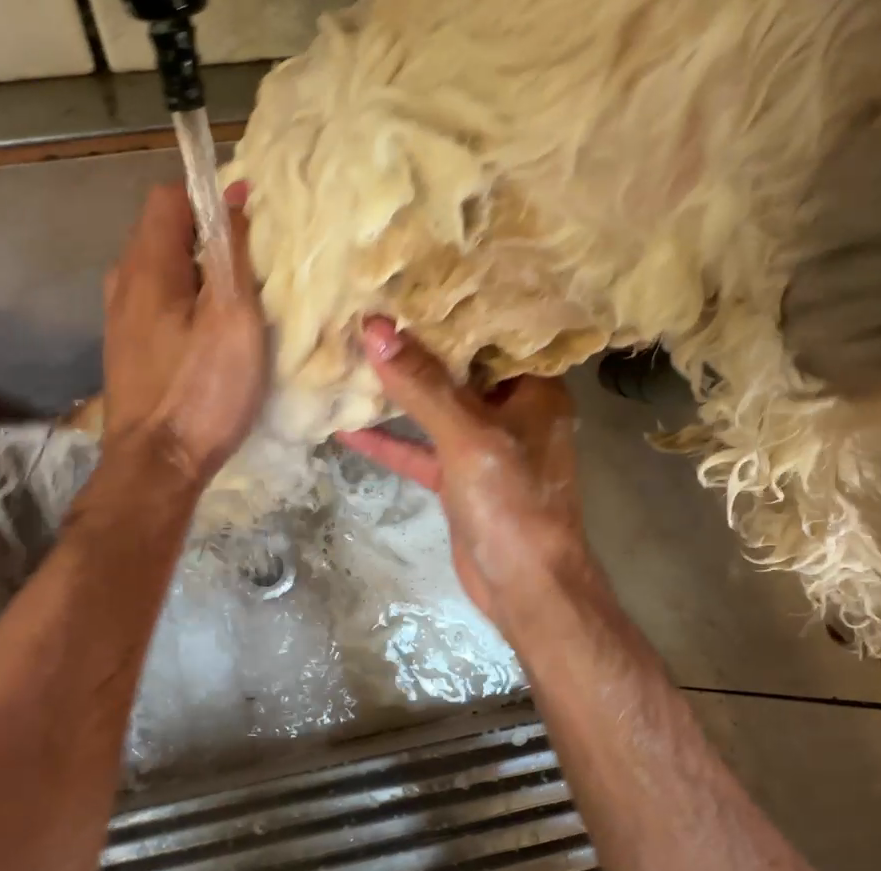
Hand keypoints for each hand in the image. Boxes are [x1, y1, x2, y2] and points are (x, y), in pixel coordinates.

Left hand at [101, 181, 266, 482]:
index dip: (212, 197)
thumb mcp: (234, 317)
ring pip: (162, 272)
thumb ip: (233, 253)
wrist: (155, 465)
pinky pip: (157, 305)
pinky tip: (211, 335)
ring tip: (239, 302)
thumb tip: (233, 201)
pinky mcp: (127, 350)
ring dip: (199, 274)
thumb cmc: (202, 392)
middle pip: (164, 233)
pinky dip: (185, 304)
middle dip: (208, 237)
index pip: (171, 196)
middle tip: (254, 266)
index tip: (251, 224)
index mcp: (147, 265)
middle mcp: (123, 282)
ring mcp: (120, 319)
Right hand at [336, 318, 593, 632]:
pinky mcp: (460, 478)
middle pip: (460, 366)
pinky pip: (421, 450)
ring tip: (351, 355)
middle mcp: (512, 409)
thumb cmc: (512, 502)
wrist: (525, 585)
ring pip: (436, 408)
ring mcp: (484, 445)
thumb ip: (421, 384)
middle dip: (417, 343)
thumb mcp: (466, 436)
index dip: (455, 303)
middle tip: (370, 306)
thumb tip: (375, 329)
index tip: (410, 275)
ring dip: (397, 392)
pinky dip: (390, 441)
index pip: (494, 330)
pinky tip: (347, 426)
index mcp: (533, 387)